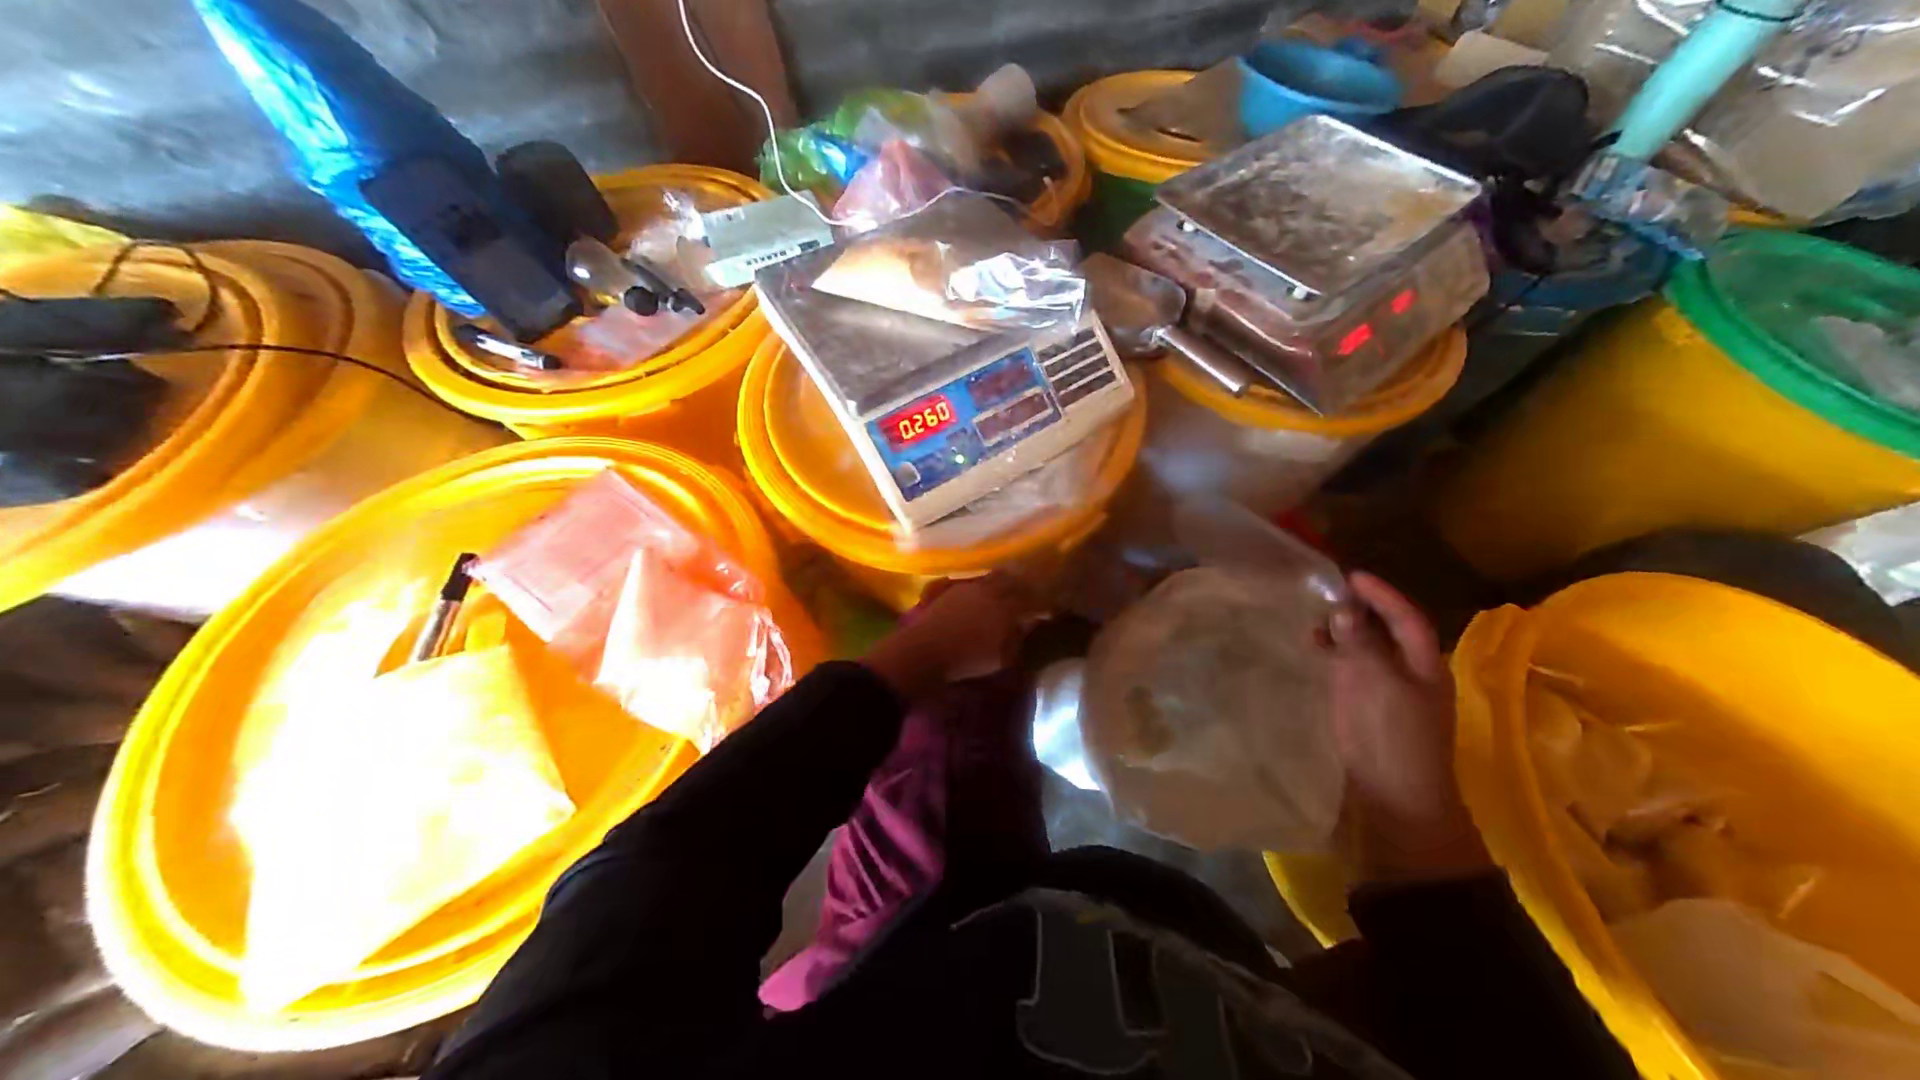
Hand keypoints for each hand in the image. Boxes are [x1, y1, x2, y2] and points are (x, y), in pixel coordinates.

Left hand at [863, 574, 1041, 699]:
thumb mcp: (1002, 657)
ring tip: (1008, 590)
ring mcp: (968, 587)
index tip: (1050, 608)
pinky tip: (982, 593)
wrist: (924, 652)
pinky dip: (983, 586)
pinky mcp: (949, 590)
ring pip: (992, 577)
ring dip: (1004, 582)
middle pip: (1013, 580)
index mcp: (1008, 606)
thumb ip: (1018, 638)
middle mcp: (990, 590)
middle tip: (1031, 593)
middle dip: (1025, 585)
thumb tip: (1027, 625)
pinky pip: (973, 582)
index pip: (1033, 599)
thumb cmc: (967, 660)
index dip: (1043, 603)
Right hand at [1321, 572, 1490, 885]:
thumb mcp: (1376, 683)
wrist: (1396, 799)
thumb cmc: (1392, 736)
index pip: (1406, 619)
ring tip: (1311, 623)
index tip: (1350, 575)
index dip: (1381, 595)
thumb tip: (1343, 607)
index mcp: (1425, 666)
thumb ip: (1360, 644)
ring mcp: (1387, 696)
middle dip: (1358, 611)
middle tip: (1323, 594)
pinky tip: (1312, 654)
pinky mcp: (1366, 713)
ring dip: (1342, 633)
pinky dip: (1332, 657)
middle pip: (1386, 633)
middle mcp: (1410, 676)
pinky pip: (1349, 673)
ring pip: (1366, 652)